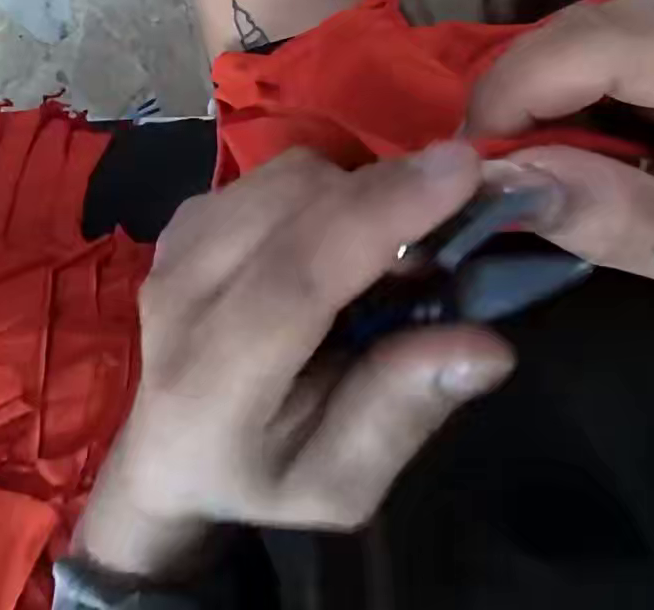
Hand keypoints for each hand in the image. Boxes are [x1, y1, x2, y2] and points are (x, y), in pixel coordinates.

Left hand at [73, 144, 515, 579]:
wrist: (167, 443)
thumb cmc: (259, 471)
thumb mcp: (339, 482)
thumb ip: (400, 412)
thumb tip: (485, 345)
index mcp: (212, 379)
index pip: (296, 277)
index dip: (379, 216)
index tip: (460, 170)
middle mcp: (178, 296)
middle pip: (294, 205)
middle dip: (386, 189)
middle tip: (450, 211)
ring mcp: (173, 246)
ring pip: (284, 177)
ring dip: (354, 189)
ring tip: (383, 241)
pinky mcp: (182, 218)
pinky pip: (268, 175)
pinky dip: (321, 188)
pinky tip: (329, 233)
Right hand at [463, 0, 653, 307]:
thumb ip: (621, 221)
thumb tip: (501, 181)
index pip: (598, 45)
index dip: (514, 93)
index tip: (479, 163)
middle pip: (573, 29)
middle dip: (513, 97)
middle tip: (500, 167)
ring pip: (566, 28)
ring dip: (529, 91)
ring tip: (542, 154)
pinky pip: (580, 33)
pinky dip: (552, 83)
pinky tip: (573, 126)